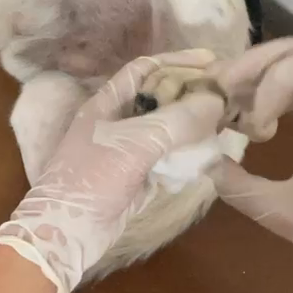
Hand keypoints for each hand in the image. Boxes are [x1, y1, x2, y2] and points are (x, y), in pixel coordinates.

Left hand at [0, 51, 226, 292]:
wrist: (67, 231)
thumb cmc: (93, 178)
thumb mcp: (136, 143)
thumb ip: (176, 121)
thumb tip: (215, 103)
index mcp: (107, 105)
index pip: (144, 69)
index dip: (176, 62)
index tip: (212, 61)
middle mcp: (116, 124)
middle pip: (158, 99)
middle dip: (189, 96)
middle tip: (225, 96)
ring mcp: (125, 153)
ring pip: (165, 132)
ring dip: (192, 128)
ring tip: (224, 123)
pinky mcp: (135, 180)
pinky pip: (166, 161)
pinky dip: (185, 157)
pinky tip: (208, 155)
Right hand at [210, 37, 292, 292]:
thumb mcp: (281, 215)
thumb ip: (237, 187)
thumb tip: (204, 163)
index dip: (268, 80)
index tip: (254, 126)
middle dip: (257, 64)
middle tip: (223, 92)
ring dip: (265, 75)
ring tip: (234, 103)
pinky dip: (278, 90)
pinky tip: (258, 121)